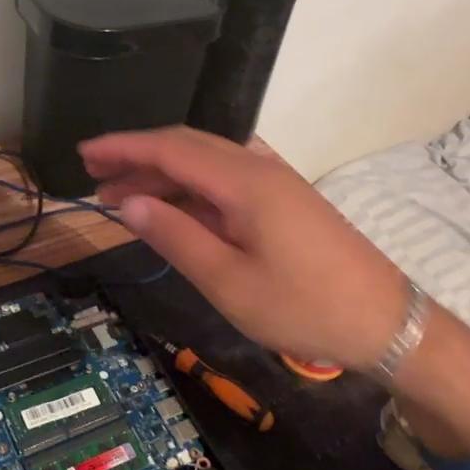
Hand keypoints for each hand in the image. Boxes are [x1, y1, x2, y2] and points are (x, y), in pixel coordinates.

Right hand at [79, 127, 411, 368]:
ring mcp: (276, 182)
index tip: (83, 153)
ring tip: (121, 198)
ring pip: (206, 164)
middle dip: (137, 157)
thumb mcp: (228, 282)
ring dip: (163, 176)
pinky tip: (174, 211)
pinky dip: (191, 191)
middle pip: (187, 147)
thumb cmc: (303, 306)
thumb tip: (128, 203)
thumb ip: (175, 237)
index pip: (170, 148)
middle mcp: (259, 167)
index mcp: (244, 180)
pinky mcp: (285, 201)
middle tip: (93, 175)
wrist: (385, 321)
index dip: (123, 148)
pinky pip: (226, 181)